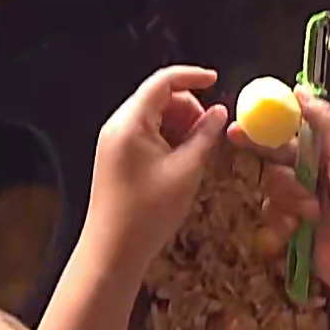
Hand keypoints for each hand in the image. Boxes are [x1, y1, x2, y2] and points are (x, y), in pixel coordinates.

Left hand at [84, 65, 228, 275]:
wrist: (111, 254)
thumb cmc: (148, 213)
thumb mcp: (186, 170)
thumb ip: (205, 135)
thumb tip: (219, 112)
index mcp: (131, 121)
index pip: (163, 81)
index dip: (192, 76)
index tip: (214, 80)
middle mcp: (118, 124)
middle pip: (158, 96)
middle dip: (187, 106)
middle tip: (208, 130)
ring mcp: (114, 139)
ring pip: (153, 113)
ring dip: (178, 121)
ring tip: (197, 147)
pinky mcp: (115, 154)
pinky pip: (145, 130)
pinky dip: (166, 134)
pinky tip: (181, 156)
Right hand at [229, 86, 329, 296]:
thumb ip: (325, 121)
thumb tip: (299, 89)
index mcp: (328, 149)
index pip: (293, 125)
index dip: (271, 117)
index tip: (249, 109)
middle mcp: (312, 169)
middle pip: (275, 150)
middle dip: (258, 144)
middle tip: (235, 136)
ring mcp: (302, 199)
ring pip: (272, 182)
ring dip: (286, 194)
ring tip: (309, 210)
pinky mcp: (293, 227)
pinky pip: (272, 212)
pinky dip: (281, 219)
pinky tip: (297, 228)